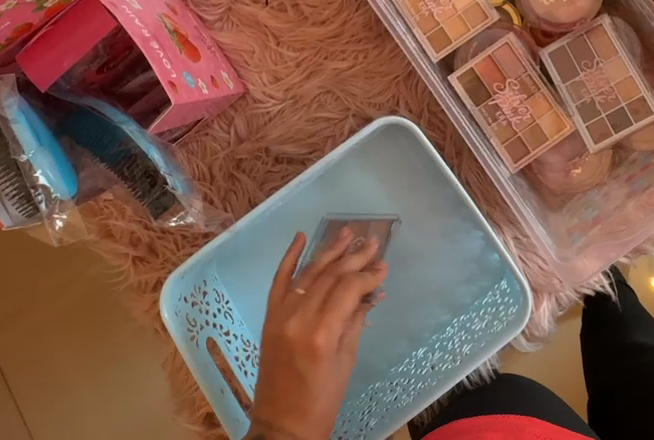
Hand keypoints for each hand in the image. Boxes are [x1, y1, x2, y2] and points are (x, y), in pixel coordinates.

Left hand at [243, 228, 388, 439]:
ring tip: (347, 232)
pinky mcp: (269, 317)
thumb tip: (372, 292)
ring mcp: (281, 315)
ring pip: (308, 273)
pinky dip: (289, 257)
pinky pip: (279, 280)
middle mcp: (299, 318)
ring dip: (329, 251)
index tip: (383, 266)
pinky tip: (300, 237)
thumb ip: (355, 321)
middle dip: (353, 257)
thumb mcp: (346, 362)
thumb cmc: (322, 401)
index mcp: (322, 334)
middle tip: (372, 242)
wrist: (281, 426)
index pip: (348, 290)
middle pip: (330, 276)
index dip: (368, 275)